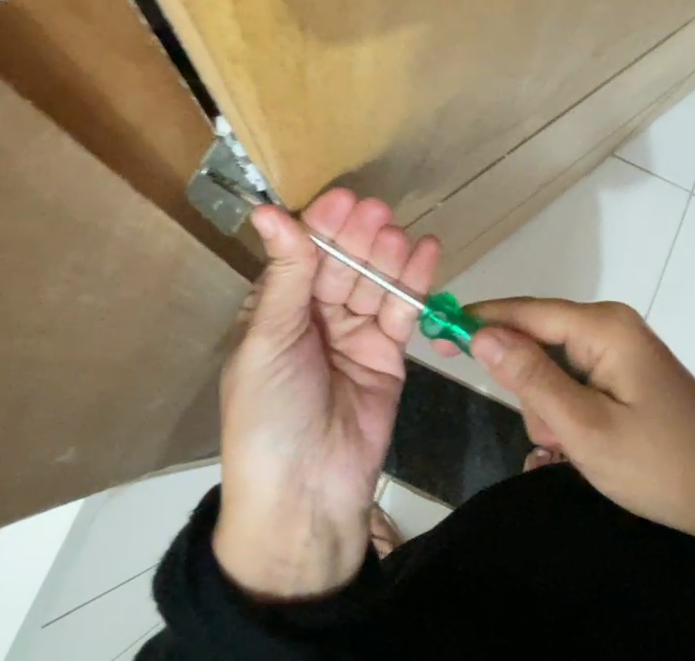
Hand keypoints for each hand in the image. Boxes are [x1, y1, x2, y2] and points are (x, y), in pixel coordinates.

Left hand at [211, 190, 441, 598]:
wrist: (305, 494)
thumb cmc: (269, 415)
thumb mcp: (268, 341)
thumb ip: (286, 275)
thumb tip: (268, 211)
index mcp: (275, 310)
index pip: (301, 255)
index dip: (320, 227)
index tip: (341, 200)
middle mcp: (314, 316)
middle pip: (341, 264)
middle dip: (356, 238)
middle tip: (375, 212)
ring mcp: (354, 334)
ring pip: (373, 282)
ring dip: (386, 255)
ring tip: (398, 233)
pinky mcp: (388, 355)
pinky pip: (401, 311)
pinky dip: (414, 281)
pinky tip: (427, 250)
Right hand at [448, 298, 694, 573]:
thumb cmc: (658, 465)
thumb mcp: (585, 428)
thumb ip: (531, 379)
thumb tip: (481, 333)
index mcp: (604, 327)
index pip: (524, 312)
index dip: (478, 322)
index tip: (435, 336)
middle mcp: (610, 326)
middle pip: (536, 343)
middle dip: (533, 394)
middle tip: (556, 440)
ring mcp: (618, 350)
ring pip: (550, 370)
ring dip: (551, 414)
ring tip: (578, 451)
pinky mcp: (622, 374)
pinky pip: (572, 385)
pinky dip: (568, 417)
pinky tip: (584, 449)